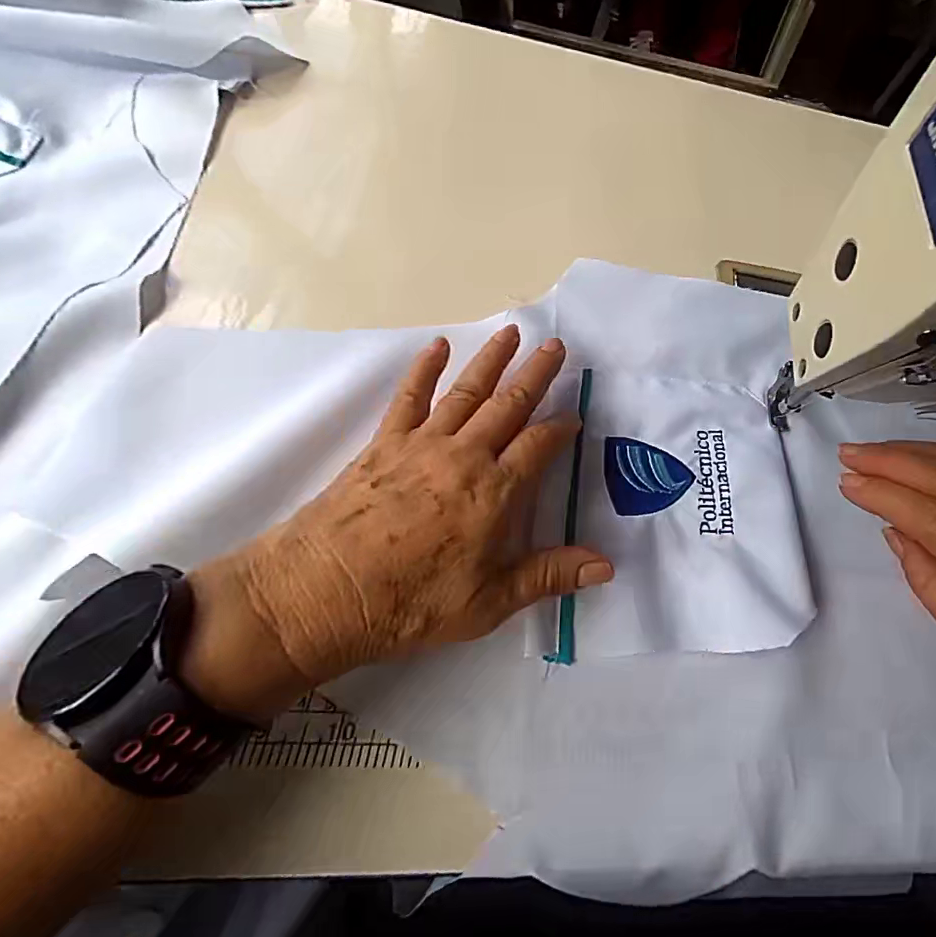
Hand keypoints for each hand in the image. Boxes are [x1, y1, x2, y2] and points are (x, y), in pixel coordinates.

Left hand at [178, 326, 613, 720]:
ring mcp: (421, 445)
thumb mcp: (489, 602)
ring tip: (511, 333)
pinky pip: (409, 397)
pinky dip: (424, 369)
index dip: (560, 429)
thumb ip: (547, 576)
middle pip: (508, 406)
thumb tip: (606, 564)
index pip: (538, 447)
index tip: (575, 416)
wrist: (329, 589)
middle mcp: (463, 457)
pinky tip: (437, 347)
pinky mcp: (384, 443)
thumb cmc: (412, 604)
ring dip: (490, 360)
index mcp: (495, 493)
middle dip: (535, 376)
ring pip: (465, 392)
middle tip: (555, 346)